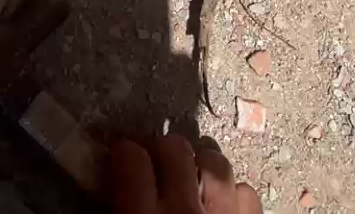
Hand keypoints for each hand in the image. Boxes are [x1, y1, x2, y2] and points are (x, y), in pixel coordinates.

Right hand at [108, 135, 261, 213]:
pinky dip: (234, 193)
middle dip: (162, 150)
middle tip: (155, 163)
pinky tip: (223, 203)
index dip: (124, 153)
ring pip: (215, 163)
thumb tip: (107, 183)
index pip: (130, 158)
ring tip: (192, 175)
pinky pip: (247, 192)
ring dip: (201, 164)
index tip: (121, 158)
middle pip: (174, 148)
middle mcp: (185, 209)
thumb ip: (117, 205)